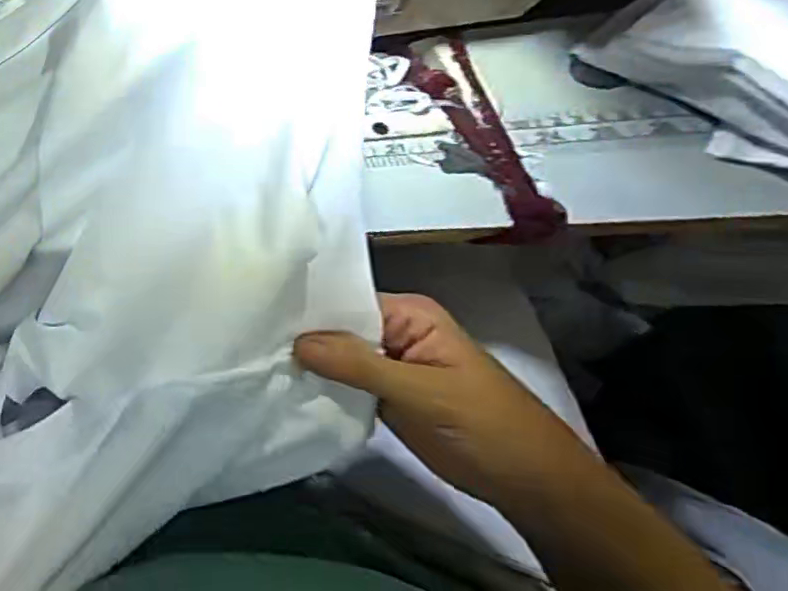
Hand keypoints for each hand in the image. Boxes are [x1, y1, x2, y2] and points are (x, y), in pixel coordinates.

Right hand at [297, 295, 726, 590]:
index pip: (343, 297)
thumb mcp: (423, 393)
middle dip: (302, 334)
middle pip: (336, 324)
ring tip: (260, 357)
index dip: (306, 306)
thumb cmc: (488, 426)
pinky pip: (345, 380)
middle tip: (252, 336)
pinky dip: (323, 383)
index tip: (261, 310)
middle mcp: (393, 328)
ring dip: (310, 361)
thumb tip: (296, 341)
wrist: (536, 489)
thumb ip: (360, 365)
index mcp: (408, 312)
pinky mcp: (385, 392)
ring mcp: (389, 362)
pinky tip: (289, 383)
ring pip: (337, 354)